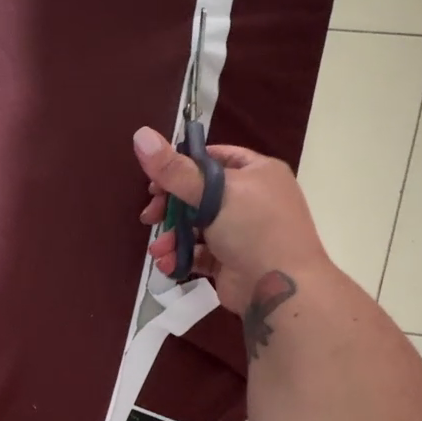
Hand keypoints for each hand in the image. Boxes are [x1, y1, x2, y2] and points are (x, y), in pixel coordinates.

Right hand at [132, 126, 330, 313]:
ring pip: (195, 226)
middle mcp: (251, 199)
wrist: (282, 286)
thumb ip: (174, 169)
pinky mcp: (231, 259)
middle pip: (198, 195)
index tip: (154, 183)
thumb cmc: (253, 229)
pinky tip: (168, 264)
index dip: (181, 168)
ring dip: (171, 237)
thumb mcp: (213, 193)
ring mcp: (241, 231)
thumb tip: (140, 135)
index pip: (213, 159)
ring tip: (157, 250)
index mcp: (256, 173)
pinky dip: (181, 256)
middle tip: (149, 218)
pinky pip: (199, 252)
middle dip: (169, 208)